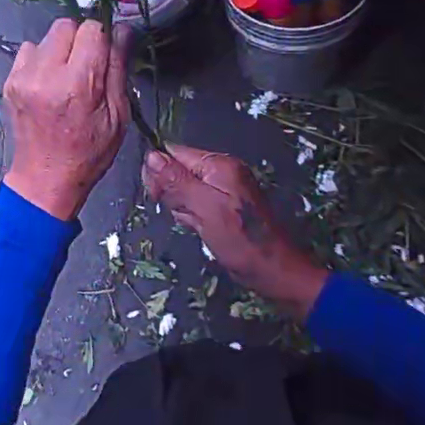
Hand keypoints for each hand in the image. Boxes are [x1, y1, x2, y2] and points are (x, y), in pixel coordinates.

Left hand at [2, 18, 130, 219]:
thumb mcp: (118, 114)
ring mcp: (22, 77)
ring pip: (48, 36)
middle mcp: (45, 75)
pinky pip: (30, 50)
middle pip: (67, 25)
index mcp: (77, 85)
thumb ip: (118, 67)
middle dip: (82, 38)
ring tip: (68, 76)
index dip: (104, 38)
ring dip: (62, 48)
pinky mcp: (10, 80)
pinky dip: (43, 58)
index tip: (107, 54)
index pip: (92, 30)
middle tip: (88, 64)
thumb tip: (122, 30)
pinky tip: (51, 82)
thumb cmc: (88, 152)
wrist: (45, 178)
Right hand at [142, 146, 329, 320]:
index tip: (157, 196)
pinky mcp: (223, 205)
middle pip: (178, 171)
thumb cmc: (240, 240)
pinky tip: (203, 229)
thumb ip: (177, 181)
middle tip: (189, 214)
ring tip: (199, 224)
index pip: (174, 153)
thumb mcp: (205, 208)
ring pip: (184, 191)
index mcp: (218, 164)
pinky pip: (196, 204)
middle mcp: (221, 170)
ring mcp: (223, 188)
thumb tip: (150, 156)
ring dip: (184, 209)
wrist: (273, 270)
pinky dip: (194, 217)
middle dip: (174, 194)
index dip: (159, 172)